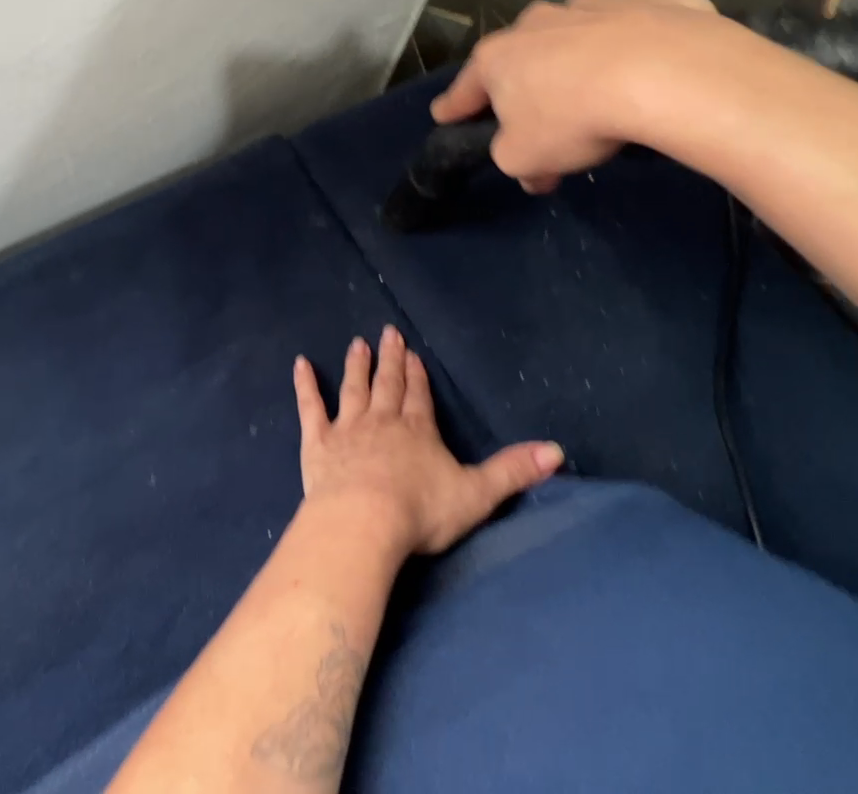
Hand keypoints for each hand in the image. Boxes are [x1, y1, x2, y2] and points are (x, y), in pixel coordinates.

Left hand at [292, 326, 562, 555]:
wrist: (363, 522)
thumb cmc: (420, 511)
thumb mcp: (477, 494)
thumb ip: (513, 472)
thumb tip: (558, 451)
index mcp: (418, 432)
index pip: (420, 397)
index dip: (417, 376)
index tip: (413, 355)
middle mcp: (383, 422)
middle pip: (387, 387)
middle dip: (389, 361)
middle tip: (387, 335)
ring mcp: (347, 430)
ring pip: (353, 390)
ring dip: (356, 367)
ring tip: (356, 344)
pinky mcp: (316, 443)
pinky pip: (310, 406)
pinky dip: (305, 384)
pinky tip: (300, 364)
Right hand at [428, 0, 729, 193]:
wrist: (667, 75)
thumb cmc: (575, 119)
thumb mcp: (525, 159)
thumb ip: (516, 163)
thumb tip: (534, 173)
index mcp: (498, 57)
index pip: (464, 89)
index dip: (453, 108)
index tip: (444, 116)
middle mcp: (537, 20)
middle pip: (521, 54)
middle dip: (523, 79)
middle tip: (537, 112)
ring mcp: (593, 0)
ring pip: (575, 27)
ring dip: (577, 49)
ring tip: (599, 81)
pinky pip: (632, 11)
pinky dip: (634, 26)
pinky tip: (647, 44)